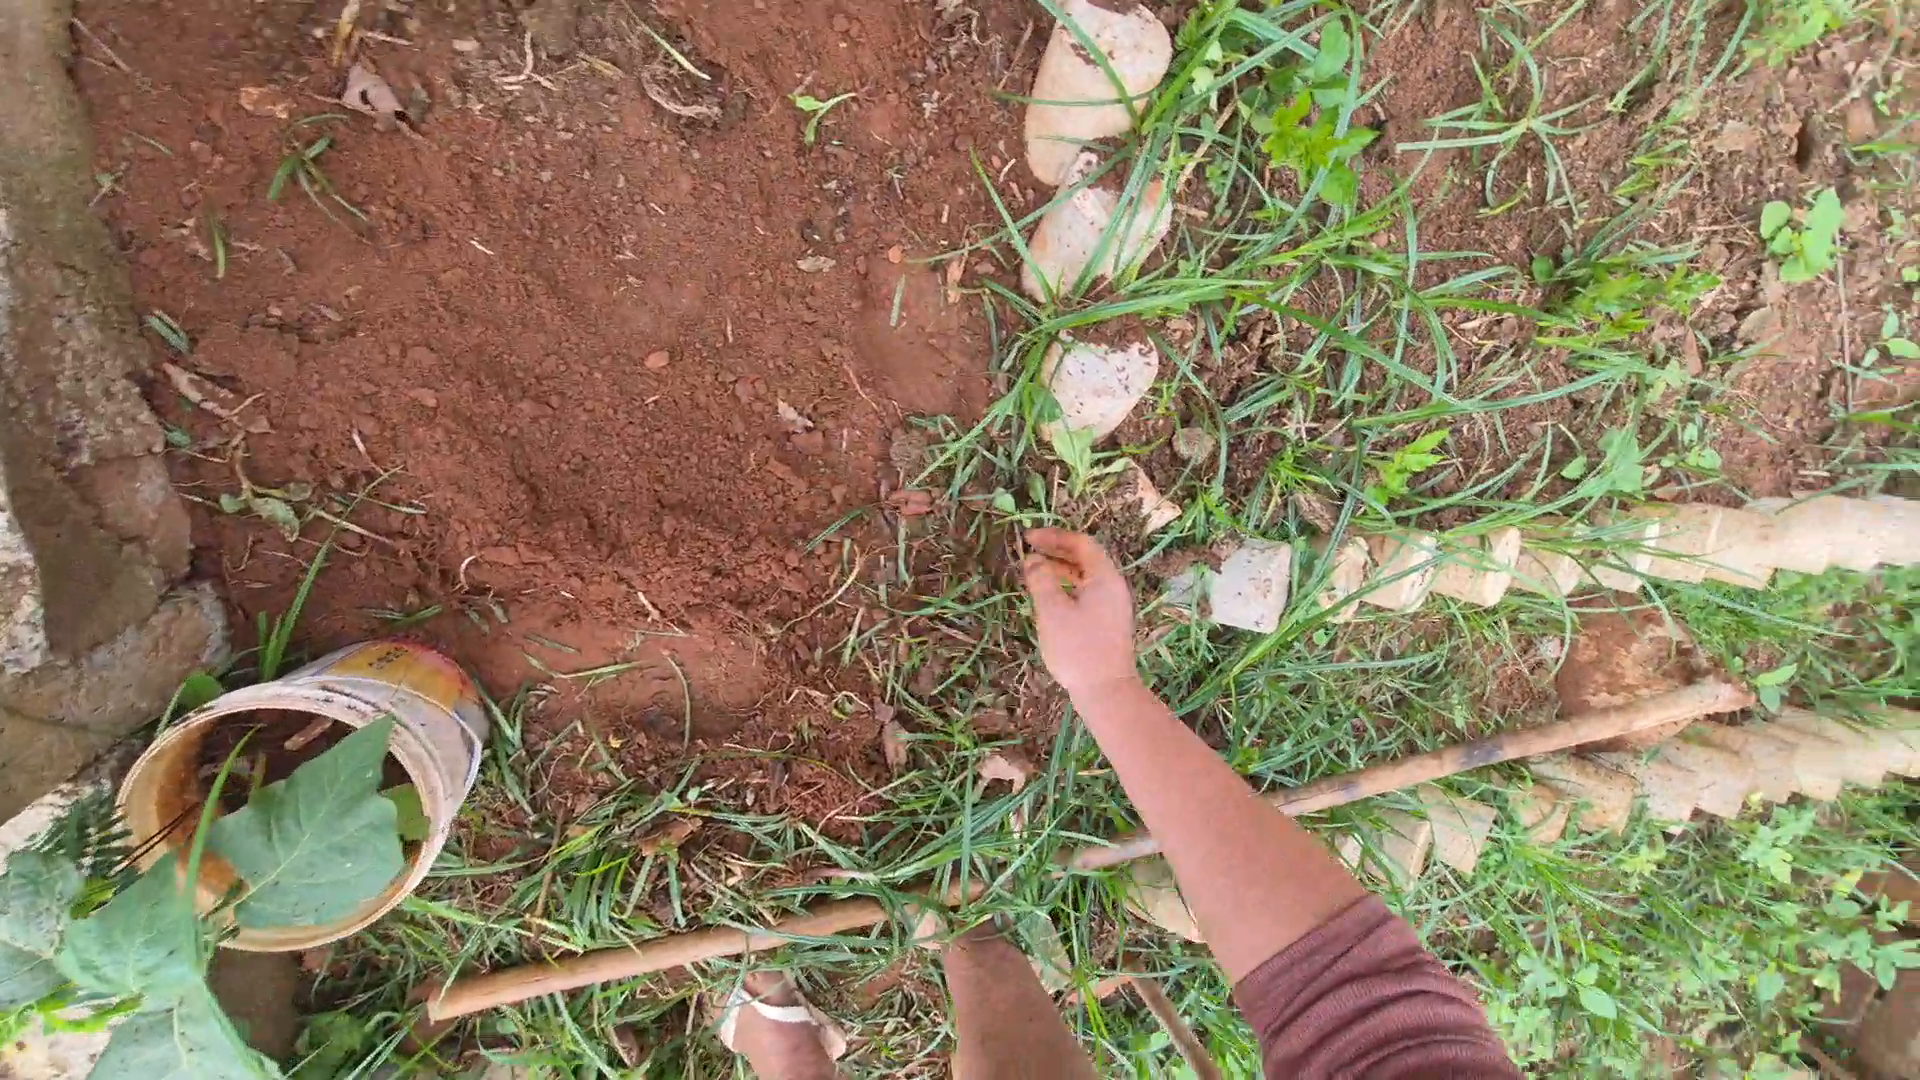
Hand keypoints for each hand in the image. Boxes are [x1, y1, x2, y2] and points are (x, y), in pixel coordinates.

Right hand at [1021, 528, 1139, 699]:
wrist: (1106, 690)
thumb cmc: (1077, 648)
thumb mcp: (1052, 610)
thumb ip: (1041, 580)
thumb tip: (1033, 560)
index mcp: (1104, 577)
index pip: (1081, 543)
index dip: (1054, 537)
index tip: (1028, 538)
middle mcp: (1113, 587)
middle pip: (1085, 558)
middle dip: (1056, 552)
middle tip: (1029, 552)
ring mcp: (1112, 606)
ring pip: (1084, 577)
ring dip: (1059, 570)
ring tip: (1034, 573)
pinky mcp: (1108, 622)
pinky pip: (1086, 593)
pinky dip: (1066, 588)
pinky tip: (1049, 598)